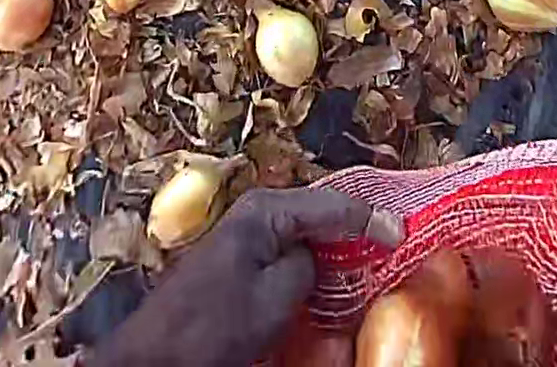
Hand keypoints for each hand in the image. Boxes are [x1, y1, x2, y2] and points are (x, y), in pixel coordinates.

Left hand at [90, 188, 403, 366]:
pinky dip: (313, 259)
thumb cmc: (214, 326)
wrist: (153, 359)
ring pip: (305, 231)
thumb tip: (317, 259)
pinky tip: (329, 273)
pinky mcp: (241, 259)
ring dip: (335, 242)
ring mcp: (248, 234)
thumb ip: (308, 267)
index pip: (331, 204)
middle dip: (354, 224)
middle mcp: (258, 211)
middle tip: (390, 238)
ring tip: (369, 251)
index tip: (402, 231)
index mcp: (267, 209)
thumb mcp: (274, 298)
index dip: (369, 217)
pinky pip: (288, 250)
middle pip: (319, 211)